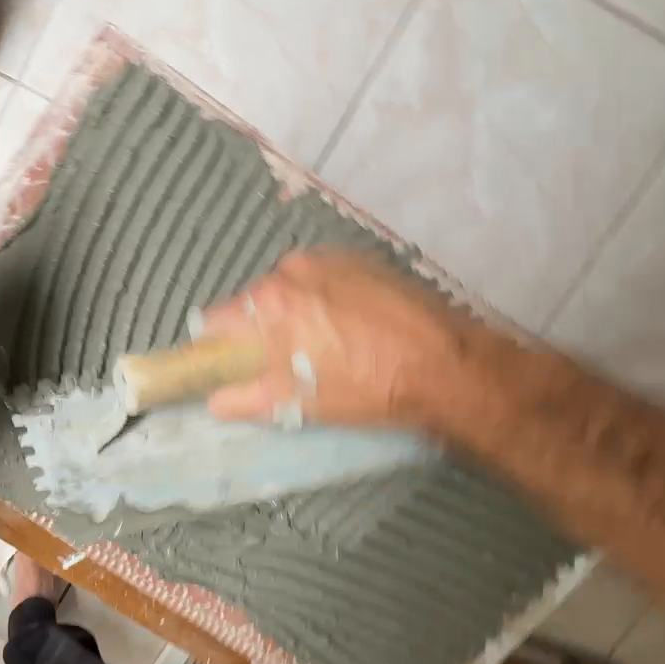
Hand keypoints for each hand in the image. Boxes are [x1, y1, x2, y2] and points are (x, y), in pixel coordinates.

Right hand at [197, 248, 478, 429]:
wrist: (453, 367)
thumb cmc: (366, 388)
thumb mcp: (295, 405)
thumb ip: (239, 400)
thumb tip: (213, 399)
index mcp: (265, 305)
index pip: (212, 322)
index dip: (219, 347)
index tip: (237, 365)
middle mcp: (288, 271)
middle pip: (251, 304)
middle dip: (261, 330)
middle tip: (289, 359)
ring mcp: (326, 259)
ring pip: (287, 289)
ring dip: (294, 312)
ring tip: (327, 341)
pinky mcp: (359, 258)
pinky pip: (321, 278)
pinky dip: (324, 298)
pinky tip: (351, 324)